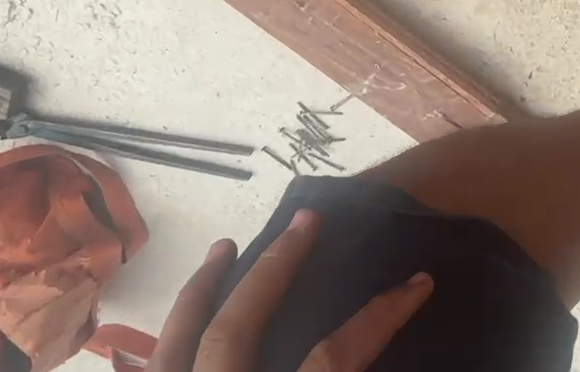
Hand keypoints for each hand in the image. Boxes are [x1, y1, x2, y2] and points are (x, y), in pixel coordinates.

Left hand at [151, 210, 433, 371]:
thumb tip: (387, 345)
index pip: (333, 361)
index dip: (379, 318)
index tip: (418, 284)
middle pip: (234, 332)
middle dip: (273, 270)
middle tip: (307, 220)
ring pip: (171, 348)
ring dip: (200, 293)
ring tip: (222, 248)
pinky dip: (161, 344)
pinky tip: (175, 327)